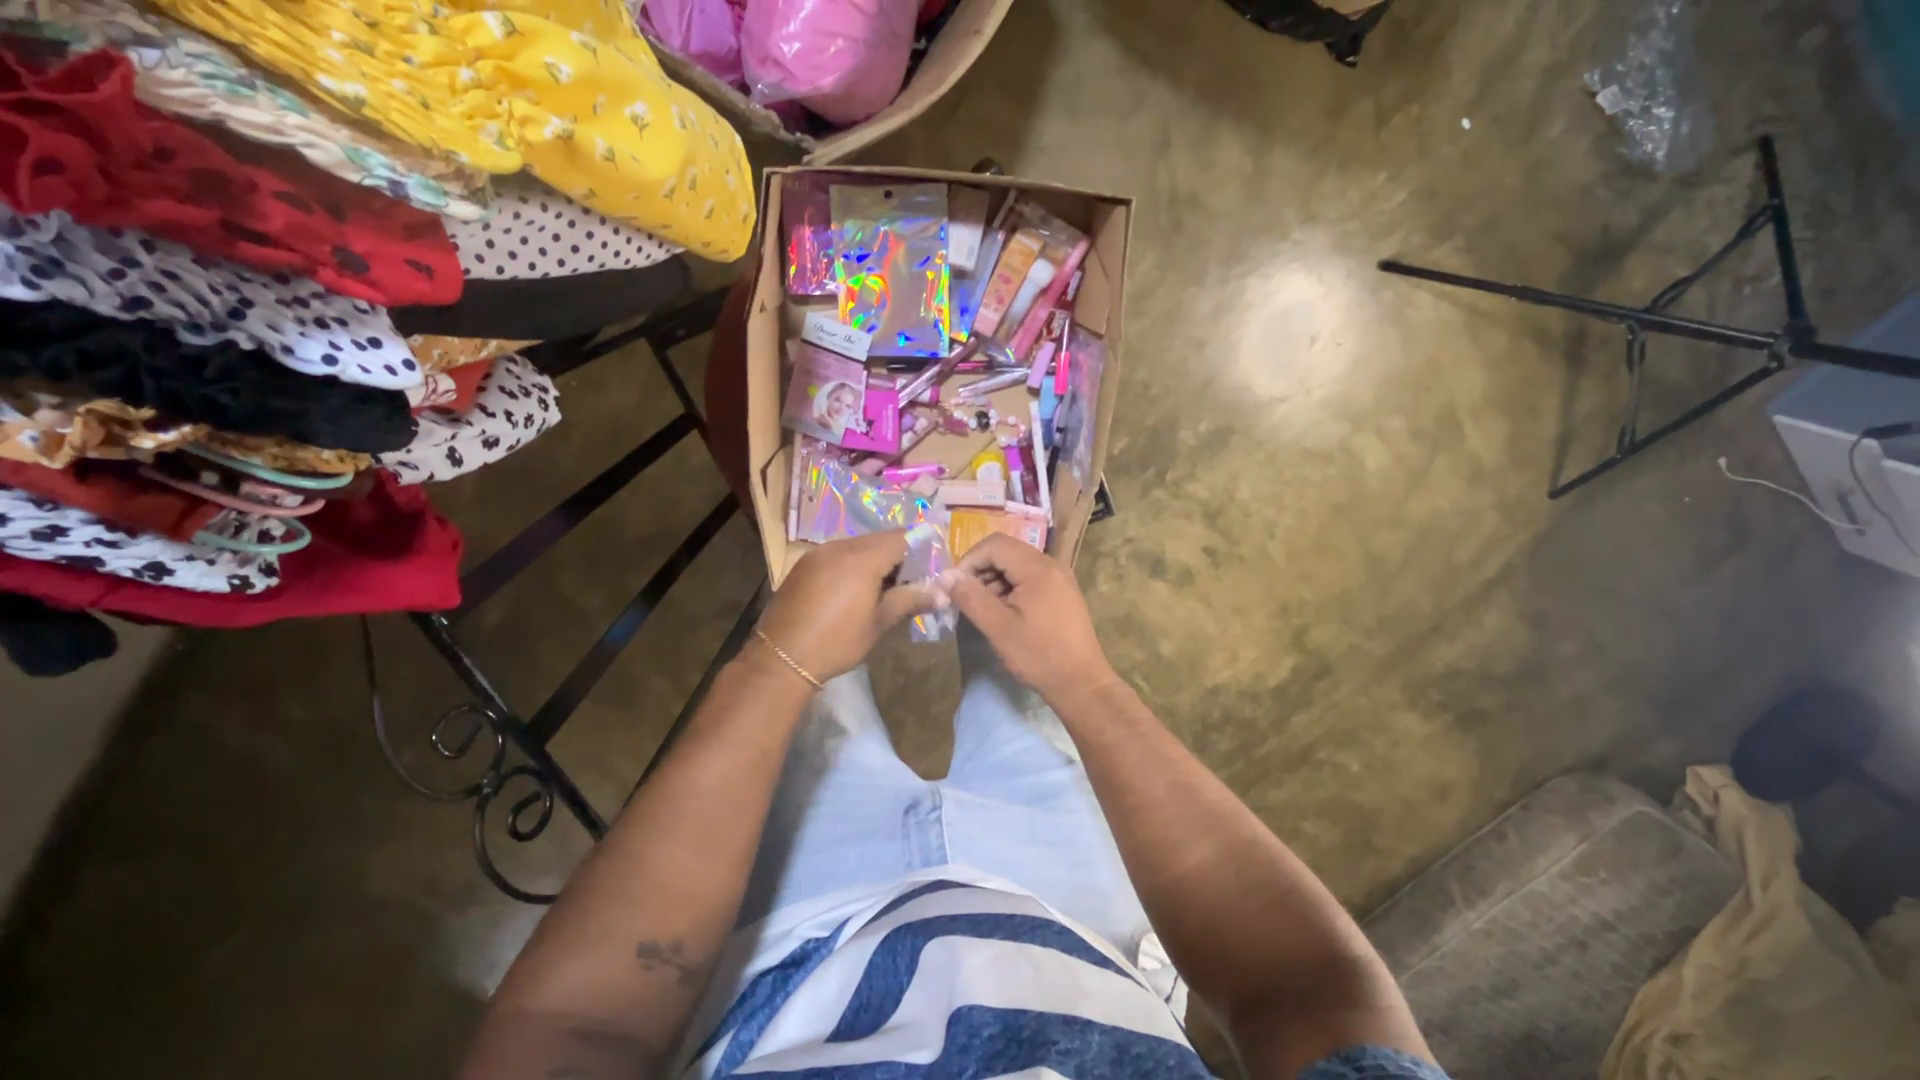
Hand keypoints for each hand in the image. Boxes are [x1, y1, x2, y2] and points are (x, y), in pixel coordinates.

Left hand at [755, 530, 944, 683]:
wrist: (781, 658)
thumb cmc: (836, 642)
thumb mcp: (878, 623)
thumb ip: (909, 600)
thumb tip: (942, 594)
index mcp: (861, 557)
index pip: (902, 538)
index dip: (921, 550)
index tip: (930, 572)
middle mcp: (839, 546)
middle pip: (879, 540)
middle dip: (899, 557)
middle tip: (911, 584)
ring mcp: (817, 554)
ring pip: (857, 546)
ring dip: (875, 561)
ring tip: (883, 590)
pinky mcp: (804, 565)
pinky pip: (837, 555)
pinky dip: (852, 565)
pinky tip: (854, 591)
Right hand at [944, 534, 1118, 705]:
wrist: (1081, 683)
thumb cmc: (1038, 655)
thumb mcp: (998, 627)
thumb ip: (970, 597)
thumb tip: (945, 576)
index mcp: (1038, 568)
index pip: (994, 544)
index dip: (969, 560)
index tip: (956, 587)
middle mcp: (1052, 564)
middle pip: (1007, 551)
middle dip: (981, 571)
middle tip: (968, 600)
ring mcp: (1060, 577)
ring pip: (1017, 564)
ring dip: (995, 580)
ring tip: (985, 610)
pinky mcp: (1063, 592)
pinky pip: (1031, 577)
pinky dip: (1012, 588)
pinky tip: (1005, 613)